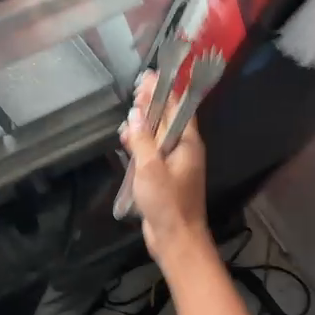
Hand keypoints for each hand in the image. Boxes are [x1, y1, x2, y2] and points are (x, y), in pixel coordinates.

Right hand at [120, 71, 211, 268]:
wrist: (175, 238)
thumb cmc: (167, 202)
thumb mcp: (150, 168)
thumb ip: (142, 140)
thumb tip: (135, 115)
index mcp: (187, 143)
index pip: (177, 108)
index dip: (163, 91)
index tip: (150, 76)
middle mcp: (183, 150)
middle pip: (167, 120)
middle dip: (152, 104)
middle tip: (136, 87)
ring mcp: (174, 164)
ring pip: (158, 137)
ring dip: (144, 125)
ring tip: (129, 112)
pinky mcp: (163, 178)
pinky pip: (152, 154)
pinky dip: (140, 145)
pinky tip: (127, 141)